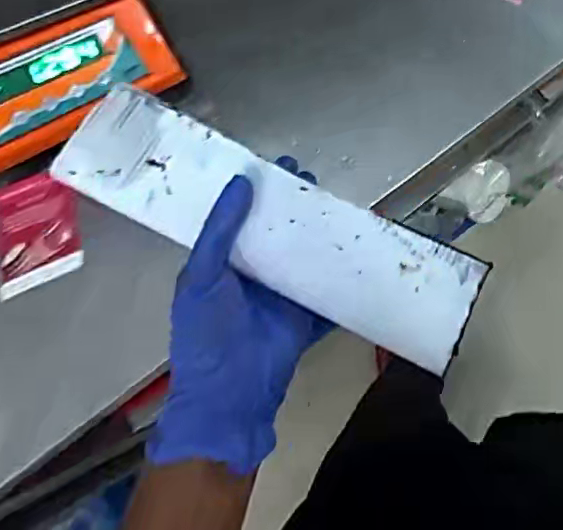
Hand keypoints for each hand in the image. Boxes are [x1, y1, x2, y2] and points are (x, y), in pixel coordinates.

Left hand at [147, 160, 332, 474]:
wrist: (230, 397)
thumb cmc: (206, 335)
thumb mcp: (202, 279)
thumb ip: (219, 231)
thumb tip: (242, 181)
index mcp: (225, 261)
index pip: (245, 215)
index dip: (262, 190)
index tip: (282, 166)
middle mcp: (256, 269)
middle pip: (280, 227)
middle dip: (297, 204)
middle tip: (314, 180)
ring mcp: (285, 288)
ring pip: (307, 248)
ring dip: (322, 227)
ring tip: (337, 203)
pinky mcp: (309, 306)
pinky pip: (328, 279)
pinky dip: (343, 264)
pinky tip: (360, 242)